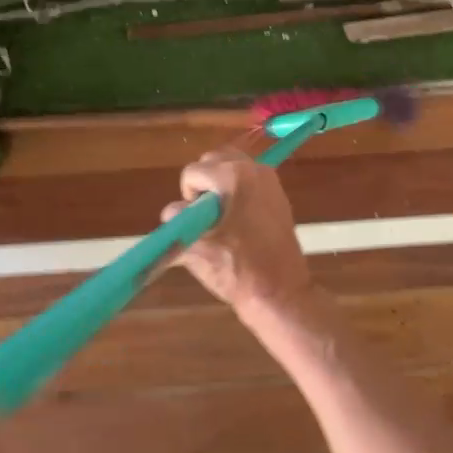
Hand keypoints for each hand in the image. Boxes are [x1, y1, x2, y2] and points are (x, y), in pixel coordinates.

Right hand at [162, 149, 312, 313]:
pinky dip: (237, 191)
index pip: (193, 172)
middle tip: (205, 217)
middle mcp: (254, 168)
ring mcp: (269, 179)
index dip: (188, 197)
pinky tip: (239, 222)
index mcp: (233, 176)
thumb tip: (172, 213)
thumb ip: (179, 222)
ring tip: (221, 219)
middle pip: (214, 160)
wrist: (281, 292)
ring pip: (232, 167)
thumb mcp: (196, 247)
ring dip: (219, 186)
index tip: (197, 222)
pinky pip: (248, 179)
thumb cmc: (237, 269)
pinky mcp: (278, 193)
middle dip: (203, 184)